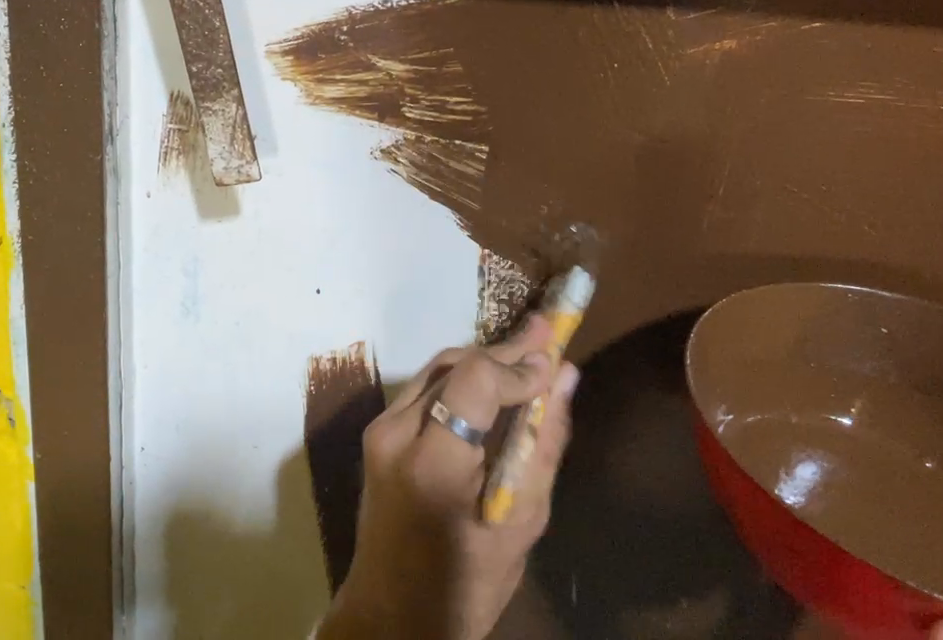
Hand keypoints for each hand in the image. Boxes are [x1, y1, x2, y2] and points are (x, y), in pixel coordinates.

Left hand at [316, 315, 582, 639]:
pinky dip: (463, 380)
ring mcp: (380, 429)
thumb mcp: (520, 524)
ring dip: (484, 361)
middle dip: (505, 350)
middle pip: (454, 365)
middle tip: (549, 330)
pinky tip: (494, 383)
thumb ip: (542, 446)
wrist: (392, 615)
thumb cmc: (465, 583)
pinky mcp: (378, 433)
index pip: (473, 380)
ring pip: (437, 369)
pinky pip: (426, 389)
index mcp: (432, 462)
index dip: (517, 364)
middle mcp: (396, 432)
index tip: (554, 360)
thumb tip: (564, 378)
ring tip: (529, 353)